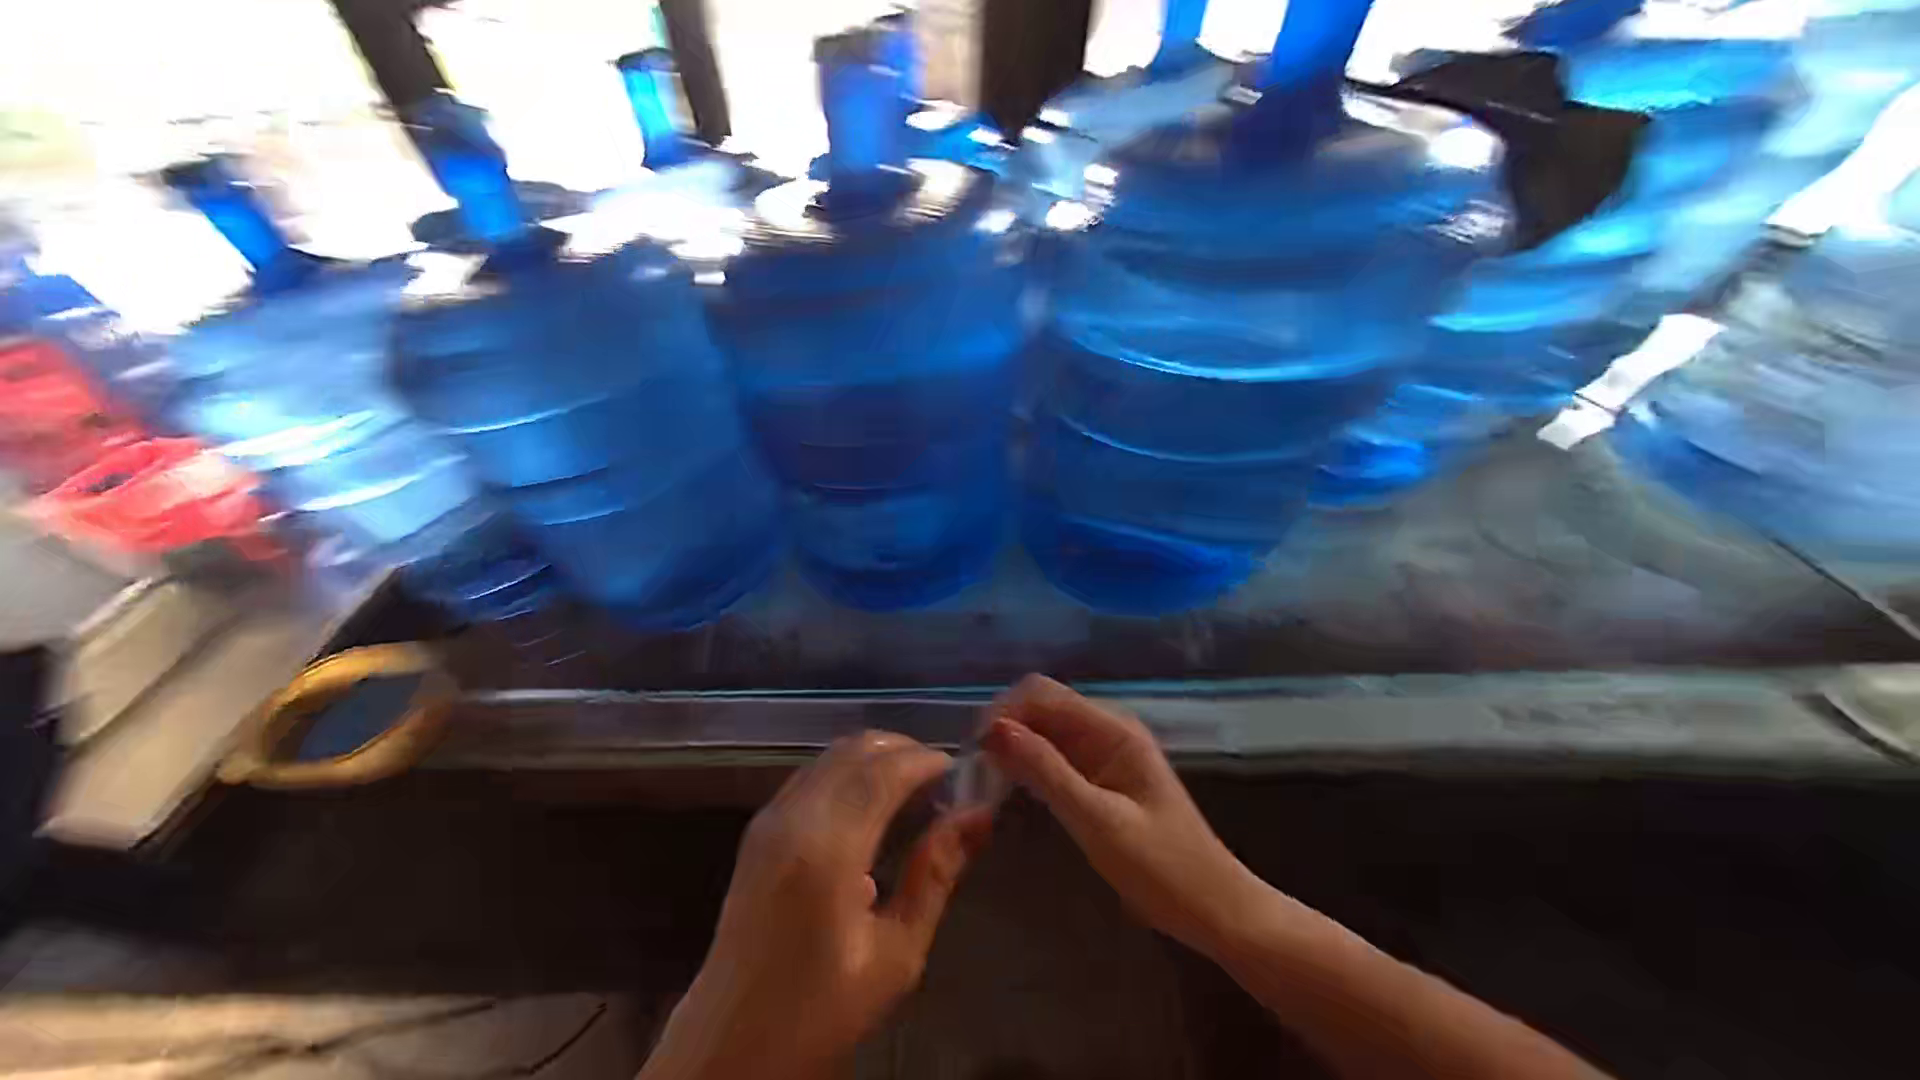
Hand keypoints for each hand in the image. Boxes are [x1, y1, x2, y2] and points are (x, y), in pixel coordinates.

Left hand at [641, 732, 992, 1079]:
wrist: (729, 1043)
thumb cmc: (820, 1009)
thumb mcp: (895, 954)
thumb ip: (935, 873)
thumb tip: (977, 816)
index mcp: (828, 849)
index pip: (885, 773)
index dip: (926, 760)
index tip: (960, 769)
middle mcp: (794, 818)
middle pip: (856, 750)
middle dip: (904, 749)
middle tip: (941, 777)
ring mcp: (770, 818)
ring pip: (831, 755)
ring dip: (876, 757)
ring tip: (913, 786)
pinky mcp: (758, 828)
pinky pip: (812, 774)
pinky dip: (849, 770)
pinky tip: (872, 801)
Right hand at [982, 675, 1266, 955]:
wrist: (1214, 909)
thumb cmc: (1162, 867)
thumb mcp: (1098, 821)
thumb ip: (1046, 771)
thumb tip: (994, 729)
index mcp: (1113, 729)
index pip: (1043, 693)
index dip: (1004, 711)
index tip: (975, 748)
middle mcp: (1106, 729)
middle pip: (1041, 706)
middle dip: (1005, 726)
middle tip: (975, 768)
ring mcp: (1103, 752)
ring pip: (1044, 730)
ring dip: (1013, 745)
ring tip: (984, 777)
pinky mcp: (1098, 776)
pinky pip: (1053, 756)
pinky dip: (1028, 764)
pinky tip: (1009, 786)